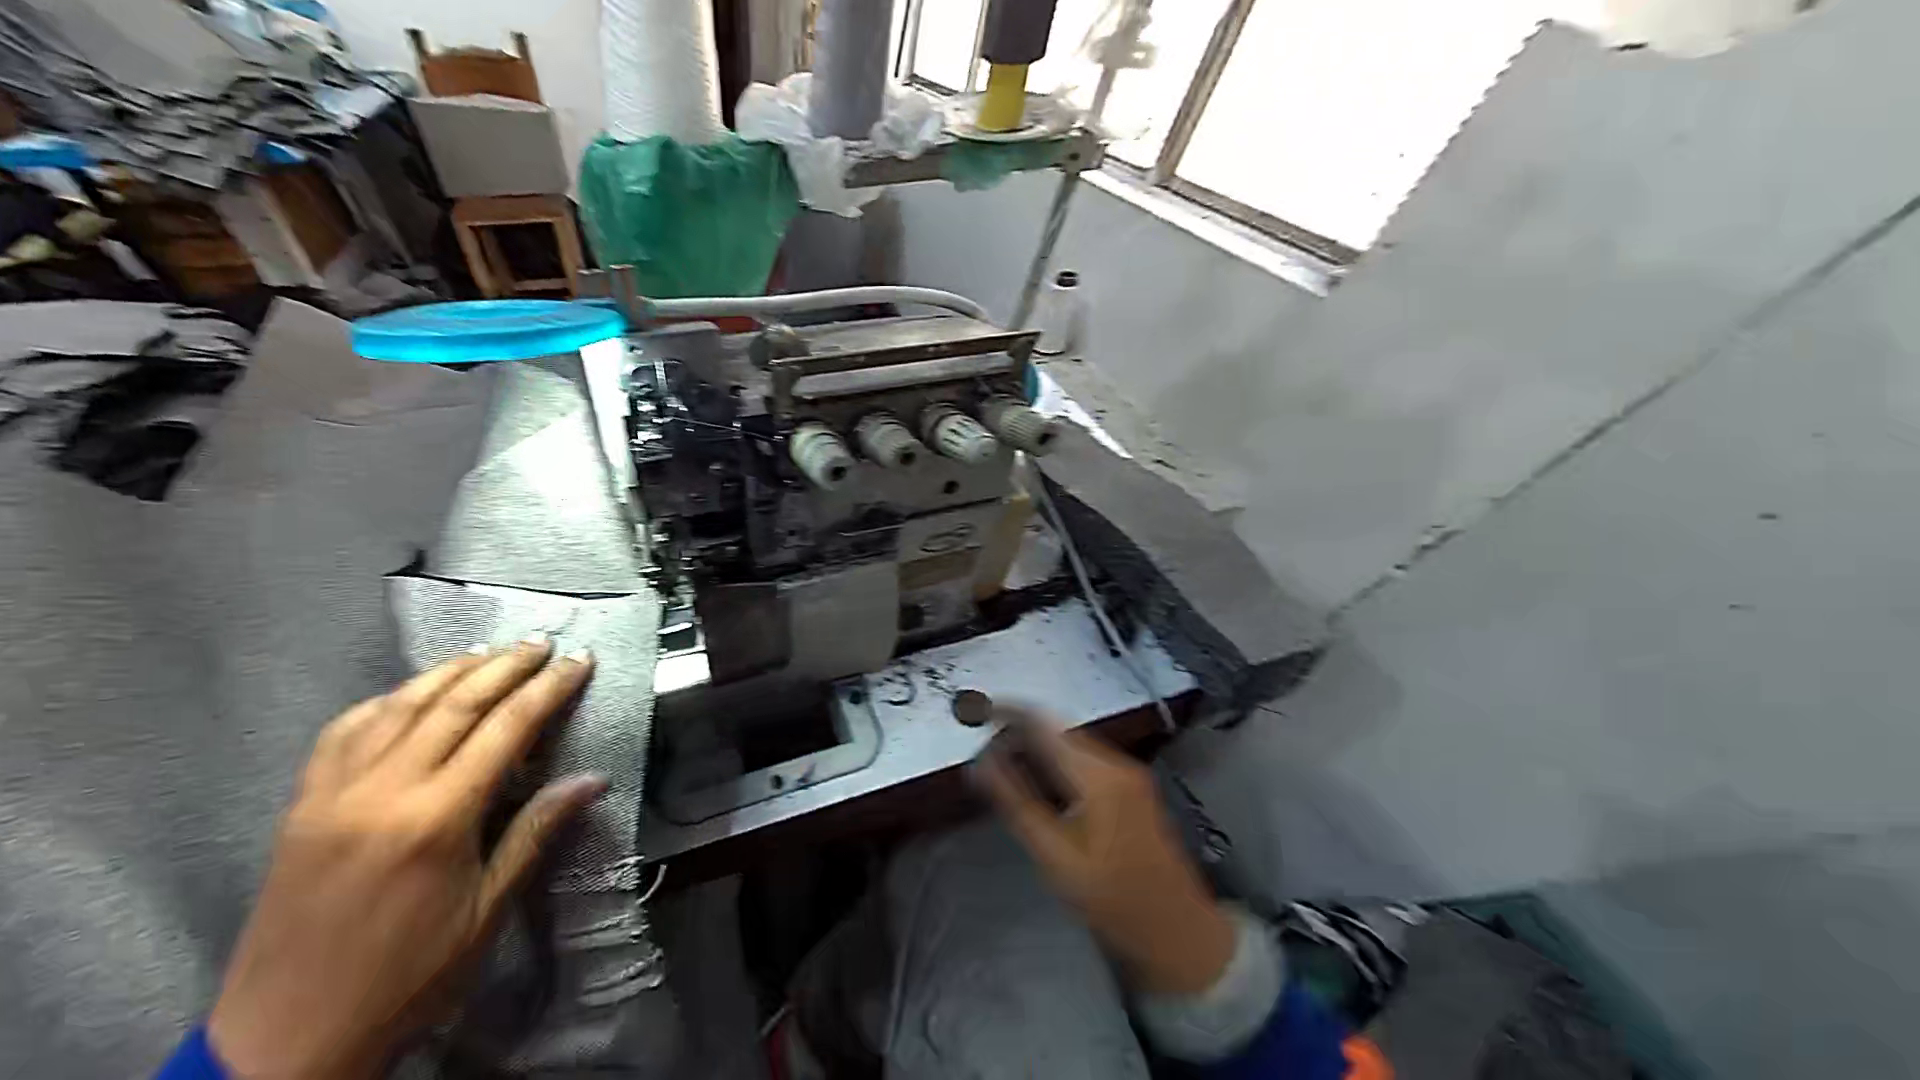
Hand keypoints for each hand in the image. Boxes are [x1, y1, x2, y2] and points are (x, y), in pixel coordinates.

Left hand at [208, 638, 603, 1079]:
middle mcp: (382, 790)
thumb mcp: (486, 909)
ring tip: (489, 651)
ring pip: (398, 705)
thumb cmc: (408, 975)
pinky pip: (344, 732)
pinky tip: (409, 692)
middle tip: (542, 643)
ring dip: (450, 671)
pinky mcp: (301, 805)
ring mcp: (333, 793)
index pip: (506, 728)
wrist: (284, 1038)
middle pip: (454, 703)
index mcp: (436, 818)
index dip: (548, 688)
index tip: (579, 661)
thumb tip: (594, 778)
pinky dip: (385, 701)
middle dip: (506, 666)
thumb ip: (535, 832)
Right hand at [975, 708, 1235, 996]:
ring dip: (1038, 742)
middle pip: (1060, 728)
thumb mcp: (1054, 855)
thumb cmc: (1112, 899)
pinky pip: (1087, 758)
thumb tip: (982, 764)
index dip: (1009, 712)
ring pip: (1073, 742)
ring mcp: (1130, 774)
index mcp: (1099, 775)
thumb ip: (1016, 803)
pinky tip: (1039, 776)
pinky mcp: (1133, 787)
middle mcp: (1118, 763)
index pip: (1045, 725)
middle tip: (985, 741)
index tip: (978, 710)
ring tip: (1003, 756)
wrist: (1177, 931)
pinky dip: (1058, 758)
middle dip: (1021, 728)